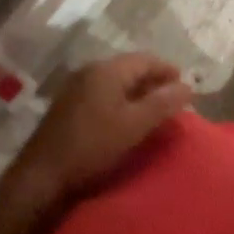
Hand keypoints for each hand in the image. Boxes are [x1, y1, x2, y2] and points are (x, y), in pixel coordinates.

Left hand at [9, 52, 192, 202]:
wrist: (44, 174)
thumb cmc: (93, 146)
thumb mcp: (135, 125)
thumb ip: (163, 103)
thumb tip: (188, 86)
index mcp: (107, 70)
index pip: (146, 60)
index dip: (168, 71)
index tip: (186, 87)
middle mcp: (90, 71)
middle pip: (130, 68)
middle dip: (154, 82)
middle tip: (173, 101)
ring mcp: (75, 87)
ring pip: (115, 82)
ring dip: (137, 93)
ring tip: (154, 112)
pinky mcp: (68, 106)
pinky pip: (102, 94)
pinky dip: (121, 101)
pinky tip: (127, 119)